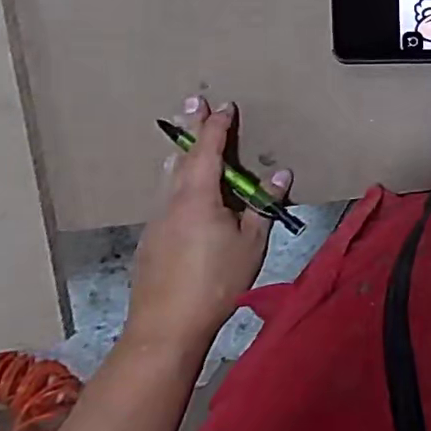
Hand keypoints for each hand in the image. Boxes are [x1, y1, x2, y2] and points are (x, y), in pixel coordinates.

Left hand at [124, 96, 291, 348]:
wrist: (165, 328)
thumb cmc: (216, 282)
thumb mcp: (251, 242)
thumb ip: (263, 205)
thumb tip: (279, 173)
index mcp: (198, 195)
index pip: (209, 149)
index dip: (218, 125)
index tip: (225, 106)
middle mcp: (172, 200)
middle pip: (182, 155)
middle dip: (190, 127)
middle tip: (192, 101)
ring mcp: (157, 220)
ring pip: (169, 176)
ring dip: (180, 154)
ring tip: (183, 141)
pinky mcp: (151, 240)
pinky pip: (165, 196)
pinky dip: (176, 180)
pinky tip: (181, 191)